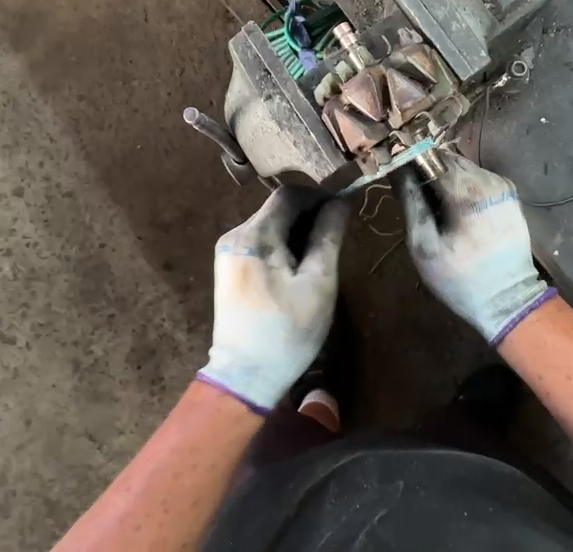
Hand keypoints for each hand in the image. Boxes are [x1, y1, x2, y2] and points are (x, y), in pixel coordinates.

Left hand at [197, 189, 348, 412]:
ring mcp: (229, 252)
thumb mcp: (318, 283)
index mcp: (254, 236)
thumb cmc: (287, 332)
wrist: (245, 378)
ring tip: (320, 258)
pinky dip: (284, 246)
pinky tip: (299, 270)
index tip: (344, 212)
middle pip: (278, 208)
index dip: (319, 196)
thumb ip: (328, 236)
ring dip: (298, 232)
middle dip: (310, 216)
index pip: (290, 194)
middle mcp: (235, 236)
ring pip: (271, 225)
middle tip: (336, 240)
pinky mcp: (230, 267)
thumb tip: (341, 201)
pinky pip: (261, 242)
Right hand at [399, 151, 552, 343]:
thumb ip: (411, 203)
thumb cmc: (460, 278)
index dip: (411, 161)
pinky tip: (455, 209)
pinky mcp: (510, 195)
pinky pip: (479, 178)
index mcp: (467, 191)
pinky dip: (463, 185)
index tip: (397, 174)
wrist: (509, 301)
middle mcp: (489, 180)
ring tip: (432, 203)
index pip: (431, 157)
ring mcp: (503, 186)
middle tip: (412, 192)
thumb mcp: (425, 246)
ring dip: (445, 177)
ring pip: (464, 167)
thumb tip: (398, 171)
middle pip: (449, 159)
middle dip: (428, 169)